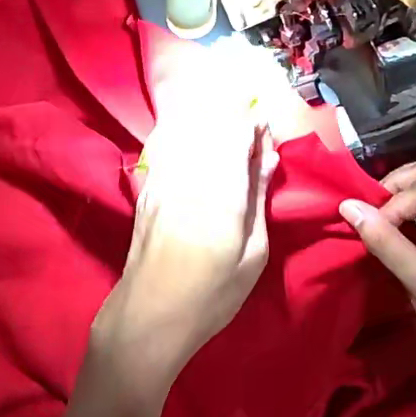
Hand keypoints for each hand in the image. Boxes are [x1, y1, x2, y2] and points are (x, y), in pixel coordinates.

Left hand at [92, 44, 279, 394]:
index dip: (254, 119)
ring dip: (206, 107)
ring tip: (222, 101)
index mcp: (222, 192)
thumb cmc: (211, 294)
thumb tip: (267, 156)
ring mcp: (163, 175)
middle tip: (247, 105)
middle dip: (231, 105)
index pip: (238, 132)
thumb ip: (258, 198)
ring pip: (185, 122)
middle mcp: (190, 173)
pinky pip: (165, 138)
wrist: (148, 315)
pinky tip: (188, 119)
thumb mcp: (253, 254)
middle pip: (210, 118)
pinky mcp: (148, 182)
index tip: (266, 122)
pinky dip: (181, 122)